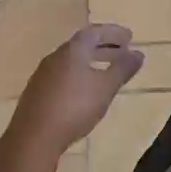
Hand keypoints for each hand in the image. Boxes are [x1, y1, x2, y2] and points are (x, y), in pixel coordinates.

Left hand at [5, 24, 143, 154]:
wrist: (32, 140)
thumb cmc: (74, 107)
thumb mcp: (105, 88)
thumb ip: (123, 69)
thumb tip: (138, 53)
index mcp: (73, 50)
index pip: (95, 32)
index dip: (114, 33)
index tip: (130, 37)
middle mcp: (55, 57)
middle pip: (82, 45)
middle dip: (104, 47)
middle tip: (122, 53)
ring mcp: (42, 76)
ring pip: (71, 62)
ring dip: (90, 63)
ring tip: (105, 73)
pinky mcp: (35, 95)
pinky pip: (61, 77)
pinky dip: (77, 77)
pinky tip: (83, 93)